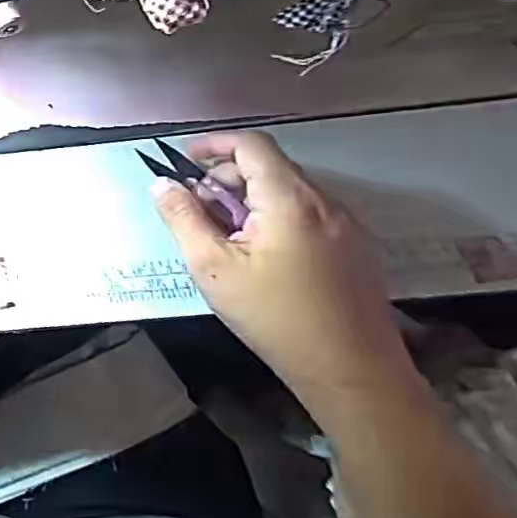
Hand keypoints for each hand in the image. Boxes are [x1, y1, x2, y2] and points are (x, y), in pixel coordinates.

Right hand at [150, 132, 419, 408]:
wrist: (352, 373)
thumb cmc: (273, 315)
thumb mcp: (210, 264)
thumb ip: (182, 216)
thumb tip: (163, 183)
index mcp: (292, 202)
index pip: (252, 146)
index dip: (213, 144)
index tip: (183, 160)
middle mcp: (327, 205)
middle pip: (269, 167)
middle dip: (223, 177)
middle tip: (192, 207)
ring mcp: (347, 227)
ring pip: (286, 191)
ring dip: (245, 198)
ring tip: (219, 233)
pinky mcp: (354, 248)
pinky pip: (305, 213)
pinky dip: (271, 215)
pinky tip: (254, 250)